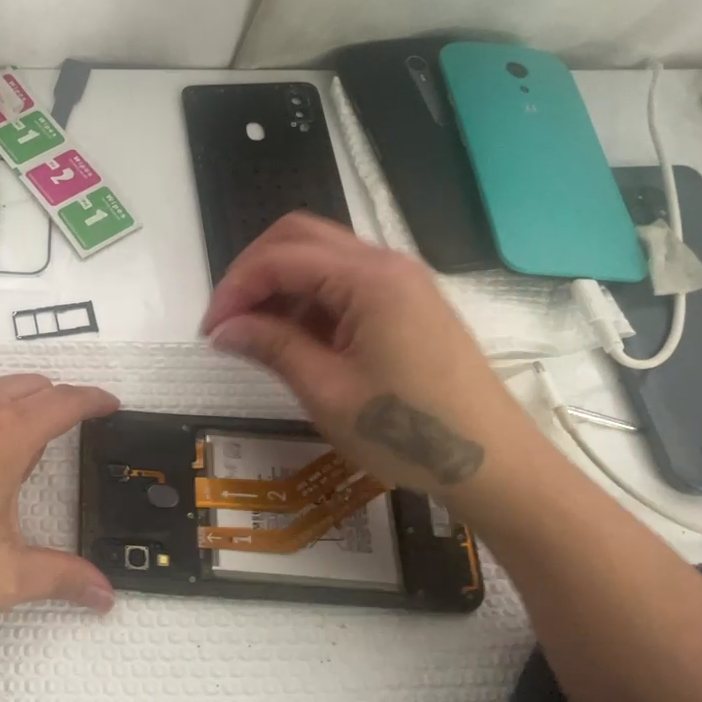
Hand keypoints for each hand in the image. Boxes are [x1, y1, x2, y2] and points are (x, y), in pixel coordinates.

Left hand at [0, 375, 119, 614]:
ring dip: (1, 406)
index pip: (65, 400)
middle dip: (49, 405)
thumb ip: (62, 578)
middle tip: (48, 443)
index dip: (93, 400)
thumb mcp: (1, 575)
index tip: (106, 404)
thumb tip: (106, 595)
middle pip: (27, 386)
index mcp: (7, 434)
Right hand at [199, 213, 536, 497]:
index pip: (280, 258)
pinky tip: (294, 340)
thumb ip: (272, 347)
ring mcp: (401, 283)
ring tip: (255, 335)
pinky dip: (308, 299)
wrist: (491, 464)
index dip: (234, 288)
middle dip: (252, 272)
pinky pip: (344, 283)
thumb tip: (224, 330)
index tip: (210, 330)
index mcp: (370, 279)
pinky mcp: (407, 305)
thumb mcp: (327, 391)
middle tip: (227, 320)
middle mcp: (387, 265)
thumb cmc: (408, 432)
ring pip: (321, 257)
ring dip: (279, 285)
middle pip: (299, 237)